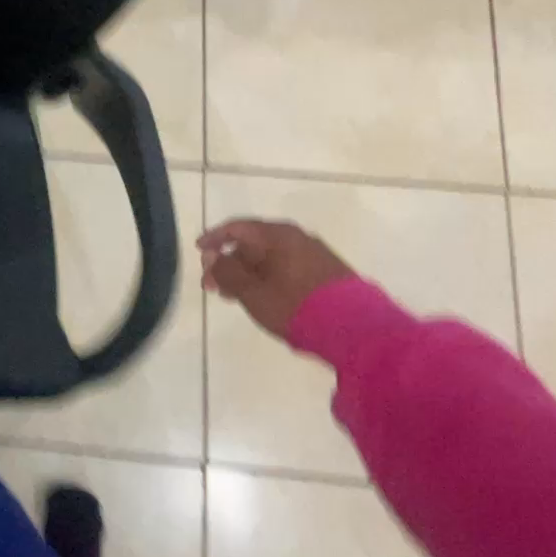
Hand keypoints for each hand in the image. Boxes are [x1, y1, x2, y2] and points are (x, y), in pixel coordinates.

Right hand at [198, 219, 355, 341]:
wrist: (356, 329)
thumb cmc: (293, 305)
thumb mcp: (250, 291)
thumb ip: (226, 271)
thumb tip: (212, 257)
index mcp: (276, 235)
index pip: (236, 227)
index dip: (214, 238)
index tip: (199, 250)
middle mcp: (297, 237)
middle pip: (253, 243)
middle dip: (229, 262)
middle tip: (212, 284)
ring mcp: (315, 254)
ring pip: (270, 258)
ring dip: (247, 273)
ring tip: (234, 296)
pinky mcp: (327, 272)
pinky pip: (287, 267)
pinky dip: (268, 277)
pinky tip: (262, 297)